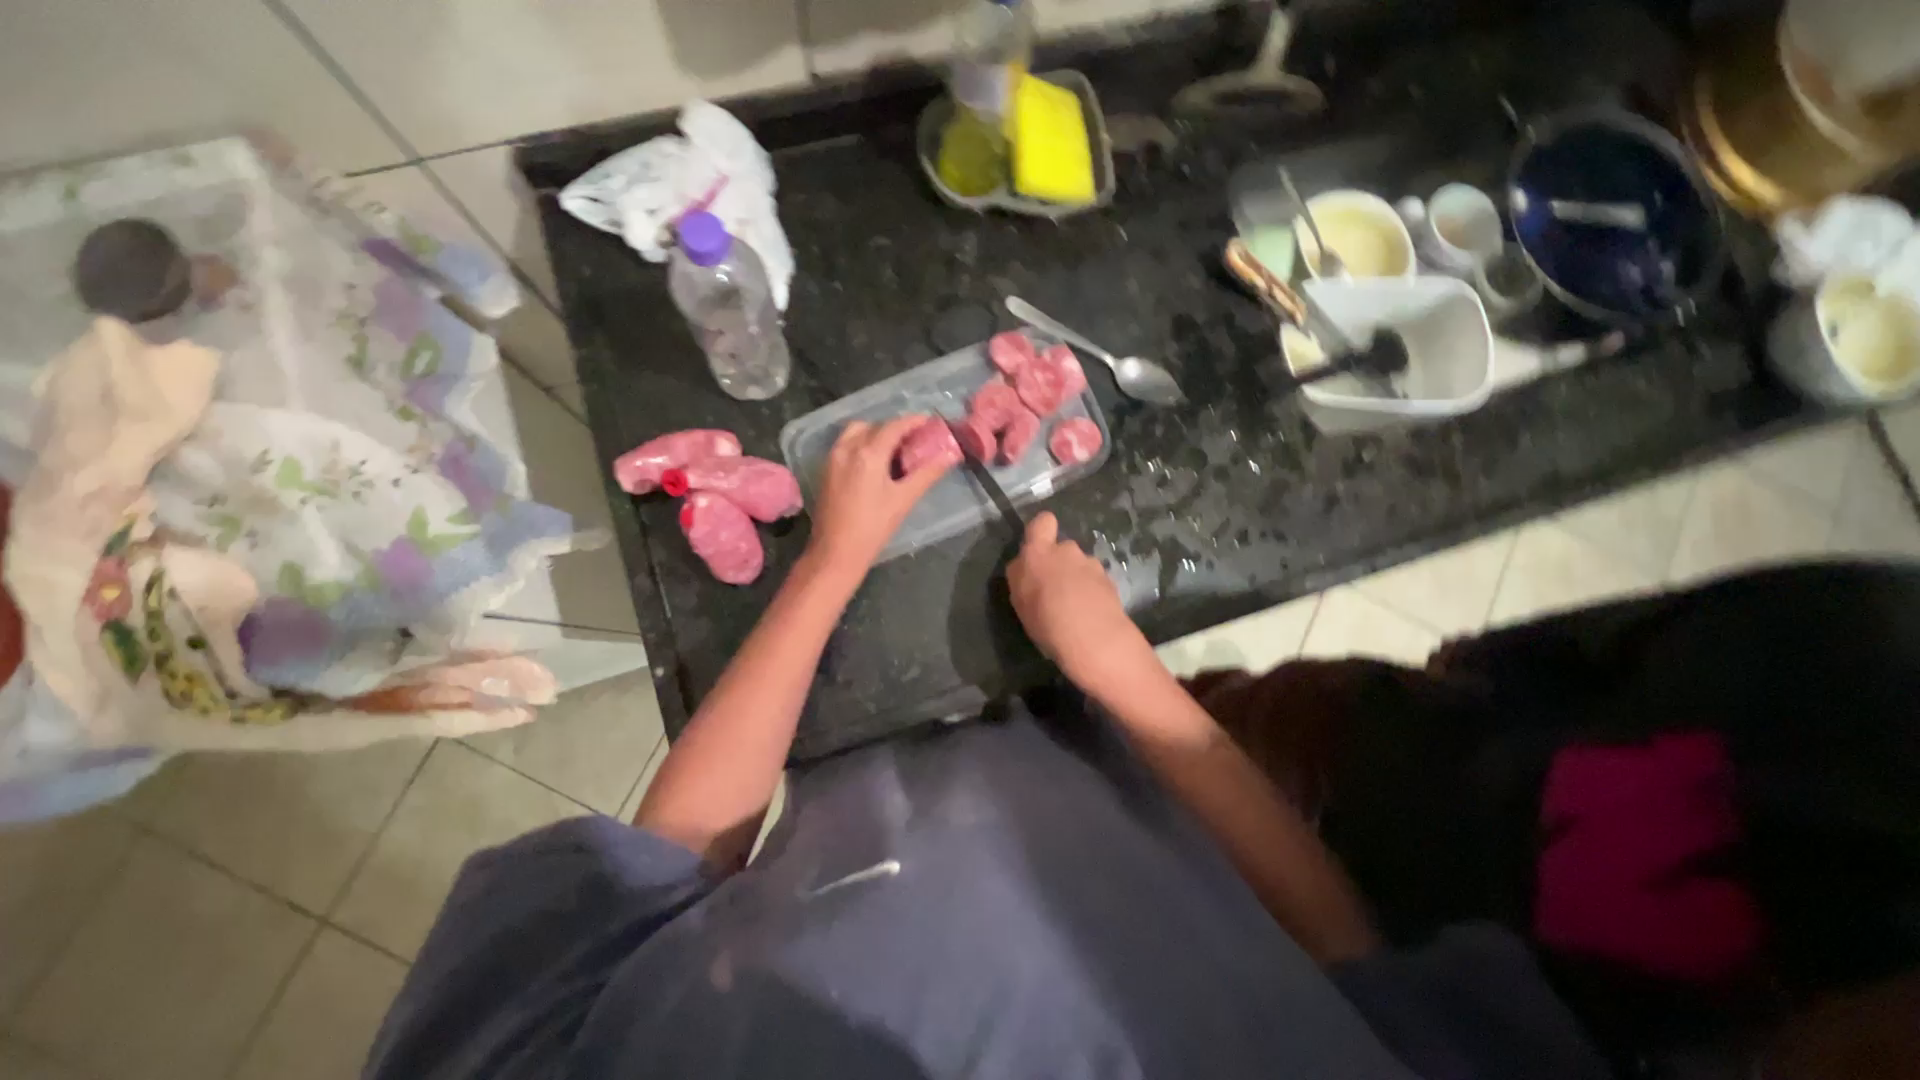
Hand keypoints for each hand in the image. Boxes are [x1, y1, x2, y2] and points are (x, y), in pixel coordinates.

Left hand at [806, 415, 951, 573]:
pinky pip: (845, 445)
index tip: (930, 423)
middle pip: (874, 426)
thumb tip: (951, 454)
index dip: (914, 422)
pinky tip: (874, 463)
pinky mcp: (825, 470)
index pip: (894, 426)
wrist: (835, 553)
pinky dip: (861, 444)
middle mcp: (847, 448)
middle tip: (914, 441)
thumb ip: (928, 473)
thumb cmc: (873, 528)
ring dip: (875, 433)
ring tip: (893, 451)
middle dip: (894, 428)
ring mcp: (832, 458)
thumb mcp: (904, 500)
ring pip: (855, 432)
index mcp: (868, 454)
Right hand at [1007, 512, 1152, 687]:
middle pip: (1062, 548)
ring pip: (1080, 565)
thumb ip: (1021, 576)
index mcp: (1039, 552)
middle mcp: (1067, 551)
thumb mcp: (1019, 601)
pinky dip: (1093, 591)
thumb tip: (1024, 566)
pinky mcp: (1110, 580)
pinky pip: (1096, 580)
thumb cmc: (1046, 620)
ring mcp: (1091, 564)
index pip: (1042, 522)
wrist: (1093, 638)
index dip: (1042, 529)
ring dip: (1077, 578)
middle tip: (1055, 590)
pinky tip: (1090, 613)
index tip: (1039, 548)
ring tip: (1075, 606)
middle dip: (1060, 563)